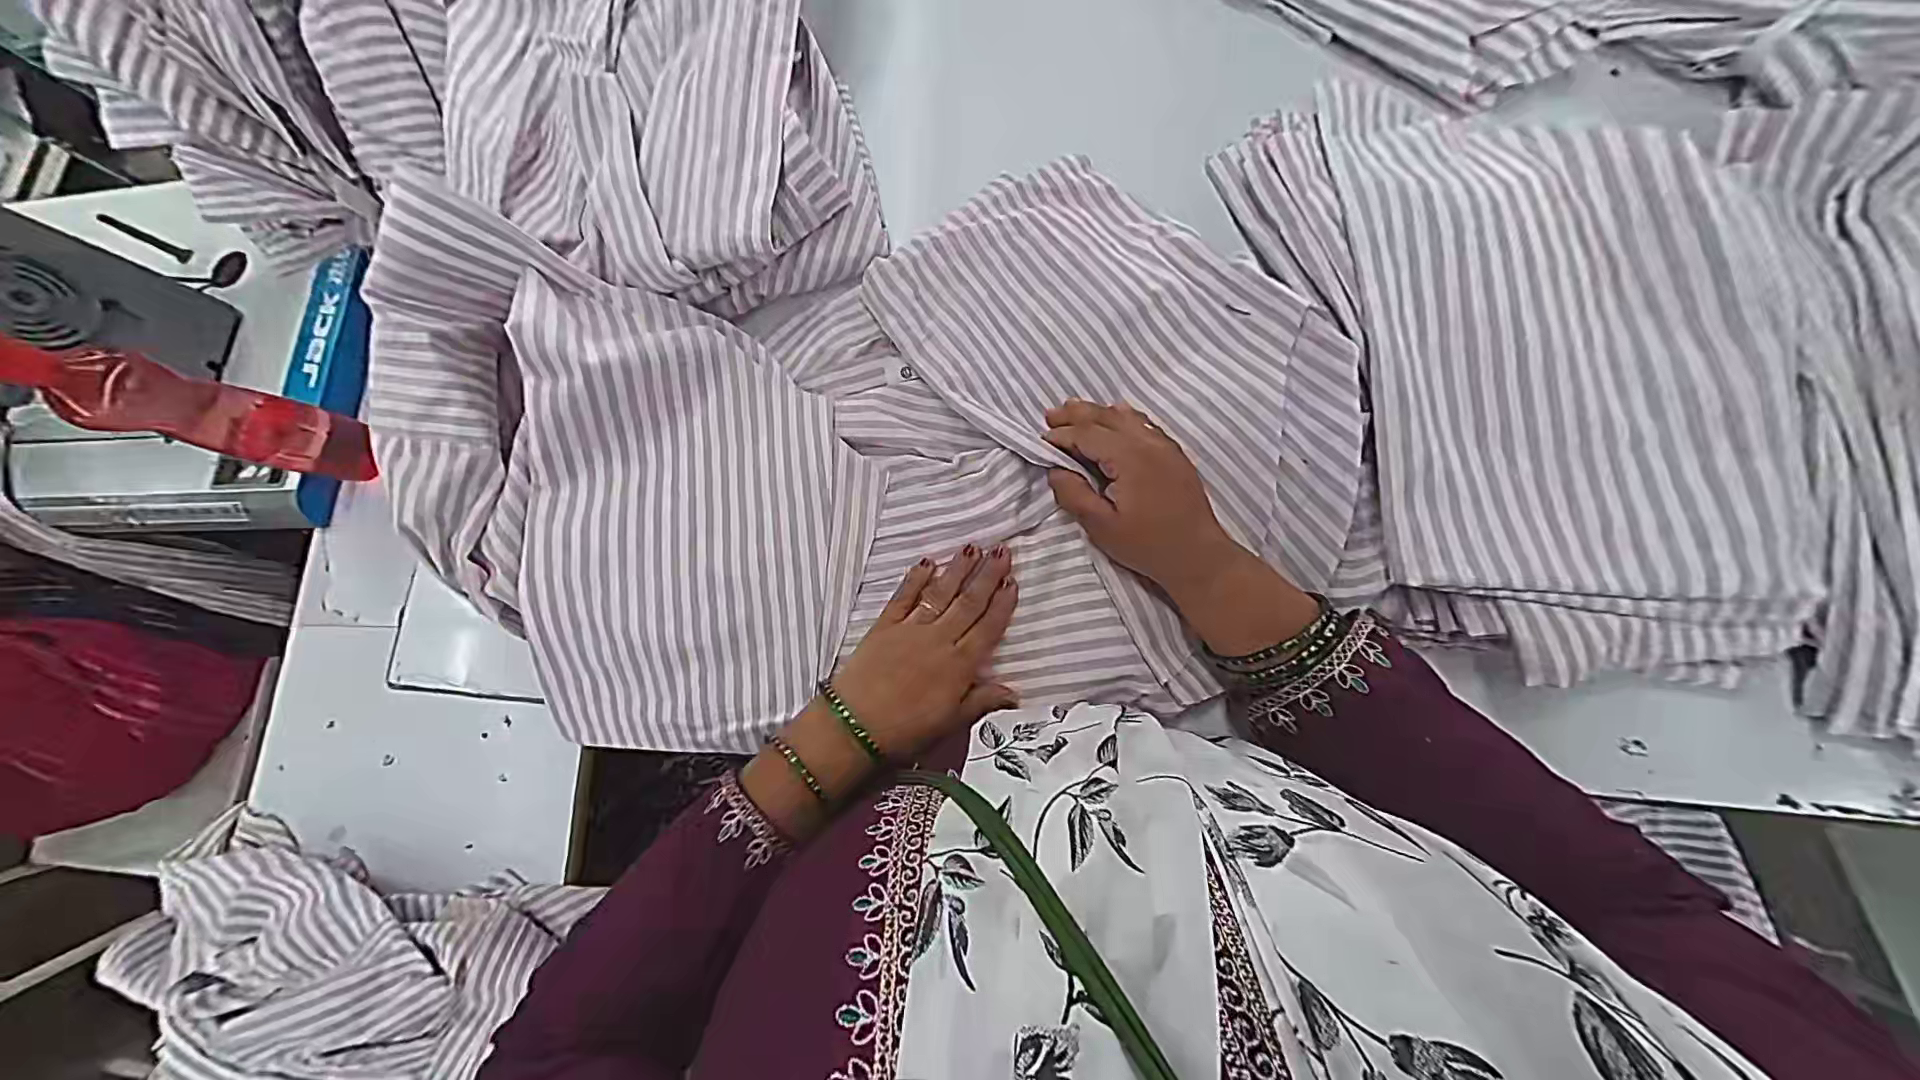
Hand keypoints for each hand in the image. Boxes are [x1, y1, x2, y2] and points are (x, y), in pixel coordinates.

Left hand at [833, 544, 1020, 756]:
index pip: (987, 628)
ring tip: (972, 548)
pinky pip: (904, 596)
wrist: (854, 727)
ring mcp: (911, 630)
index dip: (1002, 604)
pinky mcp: (885, 626)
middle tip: (1001, 551)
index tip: (1013, 581)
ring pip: (941, 593)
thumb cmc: (904, 731)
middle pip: (968, 603)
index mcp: (959, 665)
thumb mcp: (950, 723)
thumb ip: (982, 701)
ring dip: (958, 570)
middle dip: (987, 575)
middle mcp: (938, 640)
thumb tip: (1014, 693)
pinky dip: (916, 578)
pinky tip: (927, 563)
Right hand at [1042, 398, 1239, 596]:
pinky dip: (1124, 417)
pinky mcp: (1174, 455)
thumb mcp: (1102, 527)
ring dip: (1098, 412)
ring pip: (1127, 417)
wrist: (1198, 556)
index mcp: (1130, 458)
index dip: (1063, 435)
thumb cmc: (1147, 545)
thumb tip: (1056, 471)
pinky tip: (1118, 414)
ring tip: (1074, 408)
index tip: (1042, 439)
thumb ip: (1075, 495)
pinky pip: (1145, 424)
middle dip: (1077, 415)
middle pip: (1107, 418)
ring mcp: (1165, 447)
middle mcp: (1149, 444)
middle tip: (1051, 414)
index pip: (1088, 435)